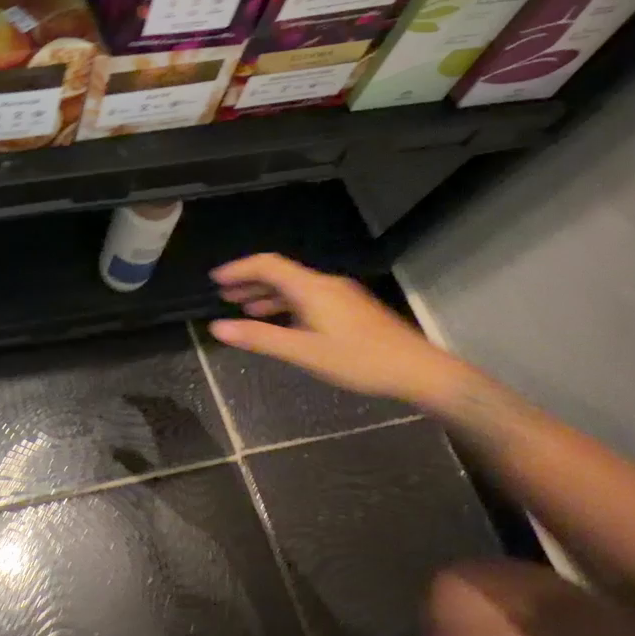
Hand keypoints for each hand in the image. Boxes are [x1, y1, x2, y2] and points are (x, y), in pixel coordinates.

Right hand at [208, 253, 471, 406]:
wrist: (419, 371)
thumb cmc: (359, 360)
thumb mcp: (304, 352)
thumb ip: (260, 338)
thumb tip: (216, 328)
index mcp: (311, 288)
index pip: (267, 265)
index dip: (239, 269)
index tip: (216, 279)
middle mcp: (324, 284)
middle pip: (280, 273)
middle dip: (250, 282)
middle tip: (225, 295)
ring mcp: (340, 296)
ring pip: (296, 287)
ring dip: (268, 295)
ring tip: (246, 309)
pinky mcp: (351, 309)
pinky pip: (309, 297)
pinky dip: (287, 305)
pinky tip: (283, 323)